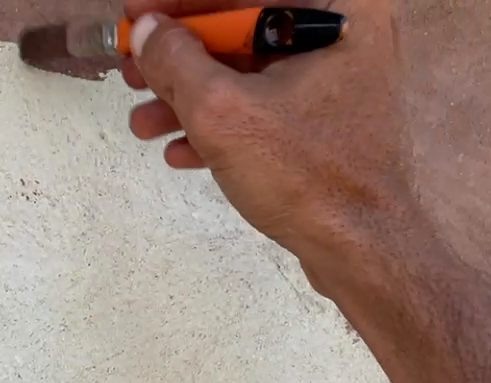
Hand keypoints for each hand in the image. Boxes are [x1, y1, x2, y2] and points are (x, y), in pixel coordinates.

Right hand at [123, 0, 422, 289]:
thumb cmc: (303, 175)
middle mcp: (341, 33)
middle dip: (179, 59)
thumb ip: (175, 62)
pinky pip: (266, 112)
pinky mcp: (325, 127)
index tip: (135, 15)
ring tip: (144, 125)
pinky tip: (180, 153)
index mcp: (332, 6)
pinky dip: (223, 128)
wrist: (357, 249)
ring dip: (190, 101)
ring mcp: (336, 83)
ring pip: (248, 76)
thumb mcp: (221, 113)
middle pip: (241, 30)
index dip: (178, 4)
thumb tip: (146, 31)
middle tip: (133, 74)